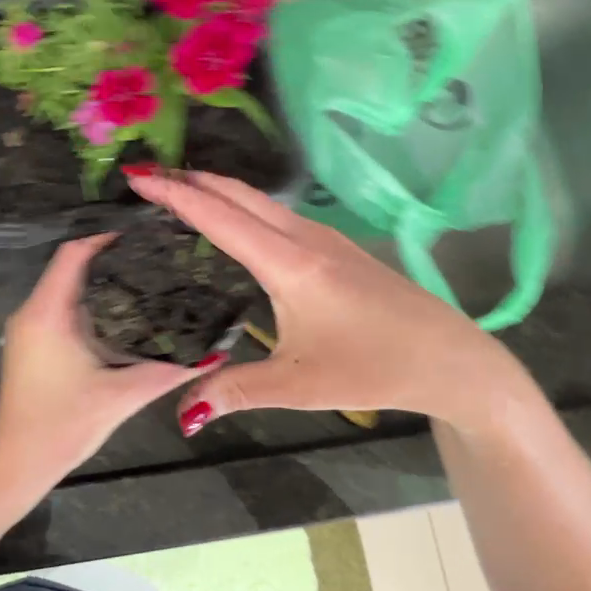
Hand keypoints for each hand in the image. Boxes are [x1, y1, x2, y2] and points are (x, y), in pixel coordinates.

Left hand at [0, 235, 222, 489]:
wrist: (17, 464)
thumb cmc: (64, 425)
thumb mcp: (122, 395)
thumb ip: (169, 371)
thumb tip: (216, 353)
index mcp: (47, 312)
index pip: (73, 254)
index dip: (106, 239)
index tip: (145, 239)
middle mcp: (31, 312)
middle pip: (69, 267)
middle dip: (110, 260)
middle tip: (155, 260)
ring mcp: (26, 329)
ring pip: (64, 289)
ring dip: (99, 283)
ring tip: (145, 282)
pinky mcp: (29, 345)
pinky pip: (58, 309)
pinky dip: (88, 304)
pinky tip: (121, 316)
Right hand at [125, 171, 536, 435]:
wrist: (452, 359)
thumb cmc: (376, 368)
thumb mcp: (300, 386)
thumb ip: (236, 391)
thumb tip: (181, 414)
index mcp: (289, 264)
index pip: (219, 218)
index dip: (175, 195)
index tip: (137, 178)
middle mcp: (303, 238)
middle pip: (237, 194)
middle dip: (189, 180)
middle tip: (145, 177)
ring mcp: (323, 237)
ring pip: (258, 200)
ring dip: (215, 189)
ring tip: (176, 192)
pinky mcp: (335, 246)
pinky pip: (274, 212)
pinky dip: (239, 205)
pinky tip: (230, 222)